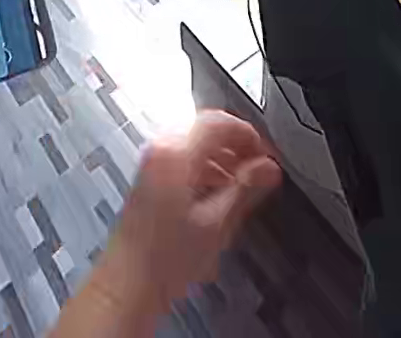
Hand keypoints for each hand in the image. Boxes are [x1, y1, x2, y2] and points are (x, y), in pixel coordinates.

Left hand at [97, 111, 282, 308]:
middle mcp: (161, 147)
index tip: (268, 152)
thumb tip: (269, 168)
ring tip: (246, 181)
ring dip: (221, 155)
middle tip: (261, 167)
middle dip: (235, 144)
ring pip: (194, 142)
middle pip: (204, 128)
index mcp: (175, 152)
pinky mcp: (151, 171)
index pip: (215, 122)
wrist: (131, 278)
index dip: (246, 133)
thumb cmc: (169, 256)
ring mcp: (153, 158)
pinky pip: (182, 155)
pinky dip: (205, 164)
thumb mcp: (216, 223)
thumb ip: (244, 190)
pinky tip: (221, 189)